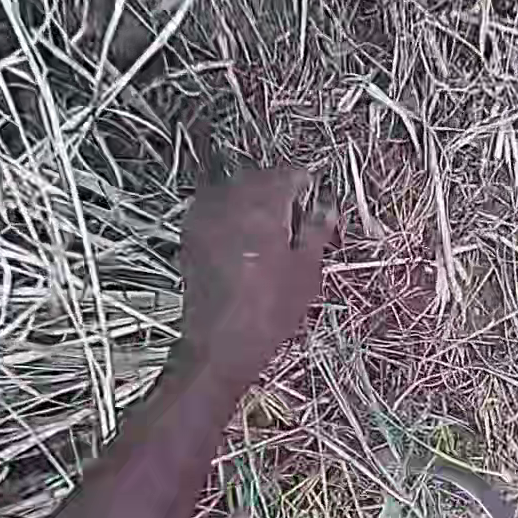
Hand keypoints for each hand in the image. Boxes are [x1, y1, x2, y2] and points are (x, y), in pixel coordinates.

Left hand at [177, 167, 333, 385]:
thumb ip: (317, 230)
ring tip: (272, 231)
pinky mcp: (191, 234)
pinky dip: (233, 216)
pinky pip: (216, 209)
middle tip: (297, 217)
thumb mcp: (306, 272)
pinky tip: (246, 241)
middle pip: (259, 179)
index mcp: (262, 207)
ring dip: (255, 202)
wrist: (222, 343)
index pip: (287, 174)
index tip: (314, 194)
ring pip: (235, 191)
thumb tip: (326, 206)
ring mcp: (205, 217)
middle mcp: (229, 203)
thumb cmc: (266, 313)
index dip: (305, 183)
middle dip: (279, 191)